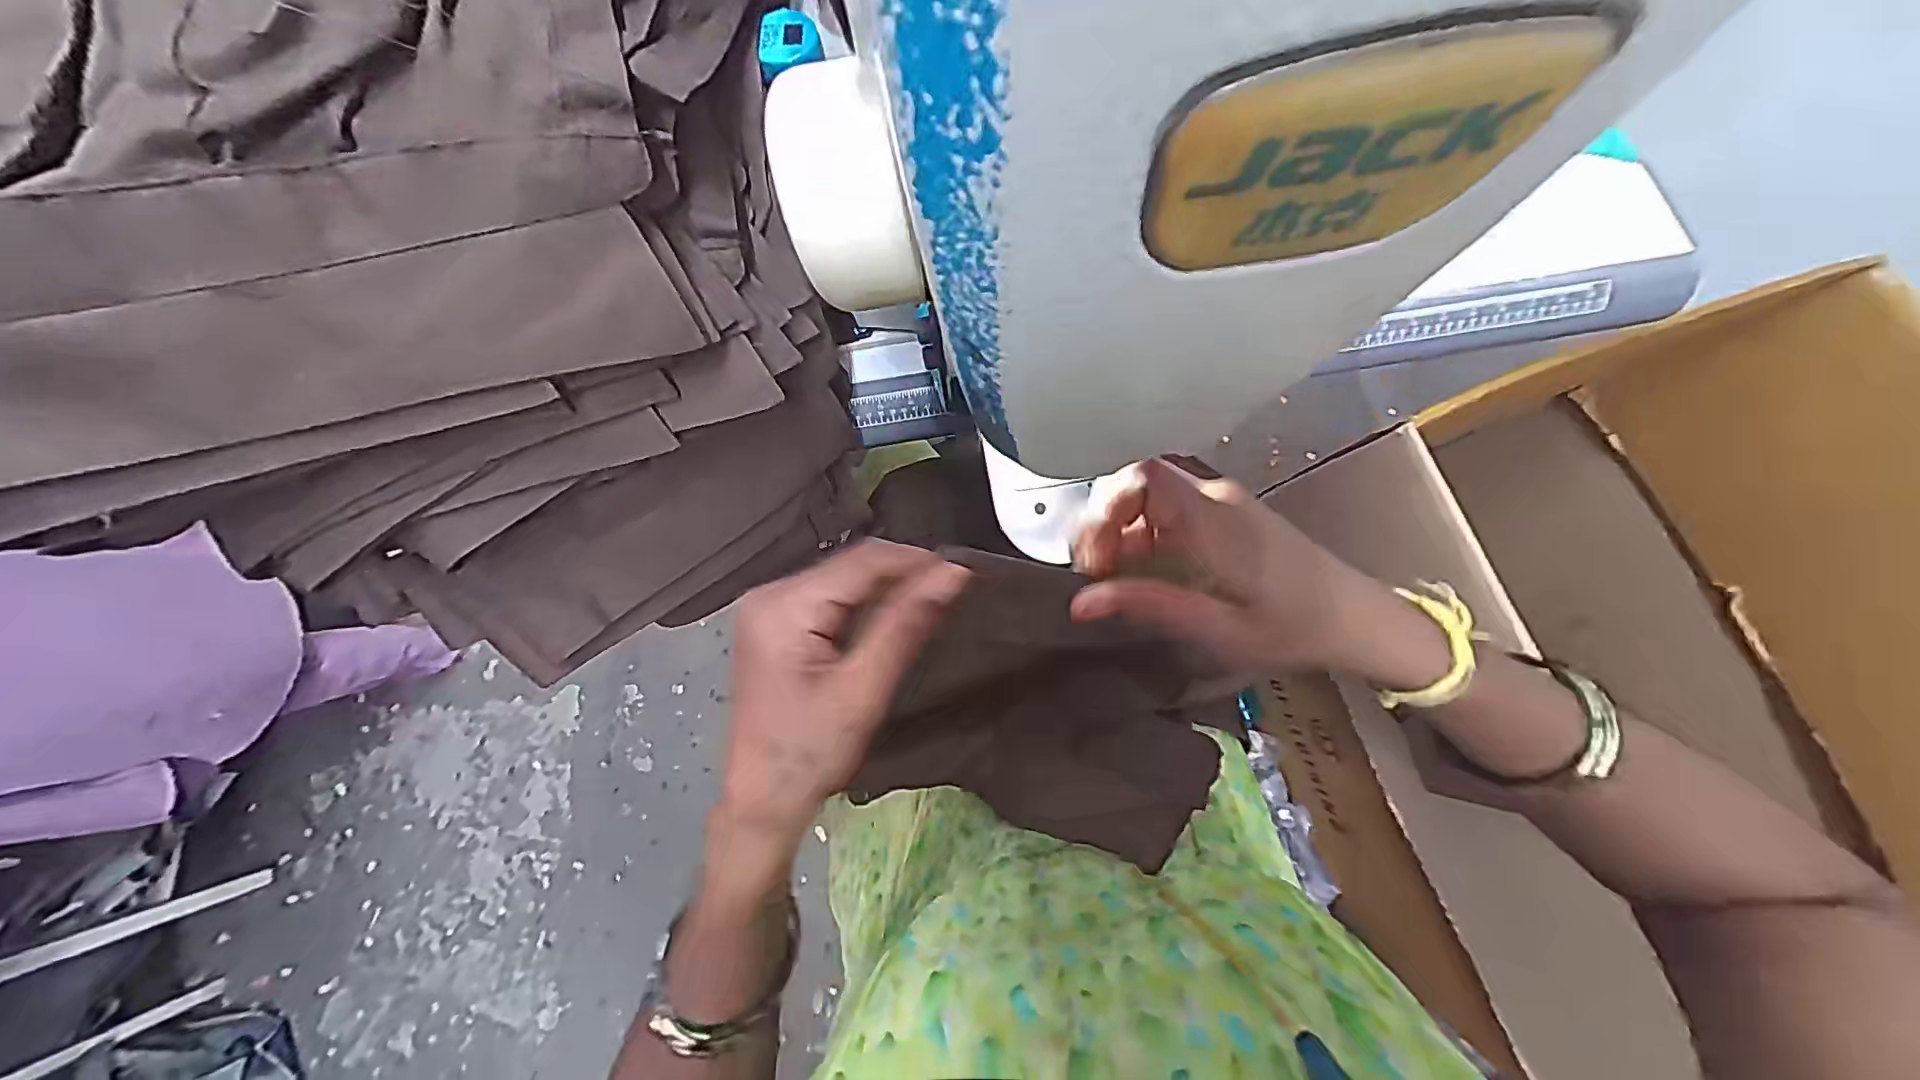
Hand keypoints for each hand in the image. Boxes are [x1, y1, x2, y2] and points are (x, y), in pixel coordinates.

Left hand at [718, 540, 970, 842]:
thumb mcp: (864, 689)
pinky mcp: (776, 622)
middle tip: (949, 590)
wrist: (764, 798)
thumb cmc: (810, 753)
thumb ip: (906, 624)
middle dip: (902, 573)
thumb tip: (951, 574)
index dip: (915, 560)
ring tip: (929, 601)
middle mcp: (769, 595)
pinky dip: (865, 602)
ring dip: (887, 587)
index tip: (960, 573)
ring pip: (844, 577)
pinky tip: (892, 616)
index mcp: (783, 607)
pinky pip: (830, 596)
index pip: (861, 560)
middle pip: (850, 564)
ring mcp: (768, 607)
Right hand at [1070, 457, 1439, 683]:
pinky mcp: (1219, 513)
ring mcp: (1217, 502)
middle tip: (1097, 574)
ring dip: (1118, 532)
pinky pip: (1164, 509)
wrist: (1356, 617)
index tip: (1096, 560)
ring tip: (1114, 579)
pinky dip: (1139, 535)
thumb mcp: (1218, 628)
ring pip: (1144, 495)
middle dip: (1103, 524)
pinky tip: (1142, 572)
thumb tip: (1080, 603)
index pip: (1143, 478)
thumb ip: (1150, 606)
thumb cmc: (1293, 628)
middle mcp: (1213, 499)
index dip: (1105, 509)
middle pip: (1135, 481)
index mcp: (1215, 523)